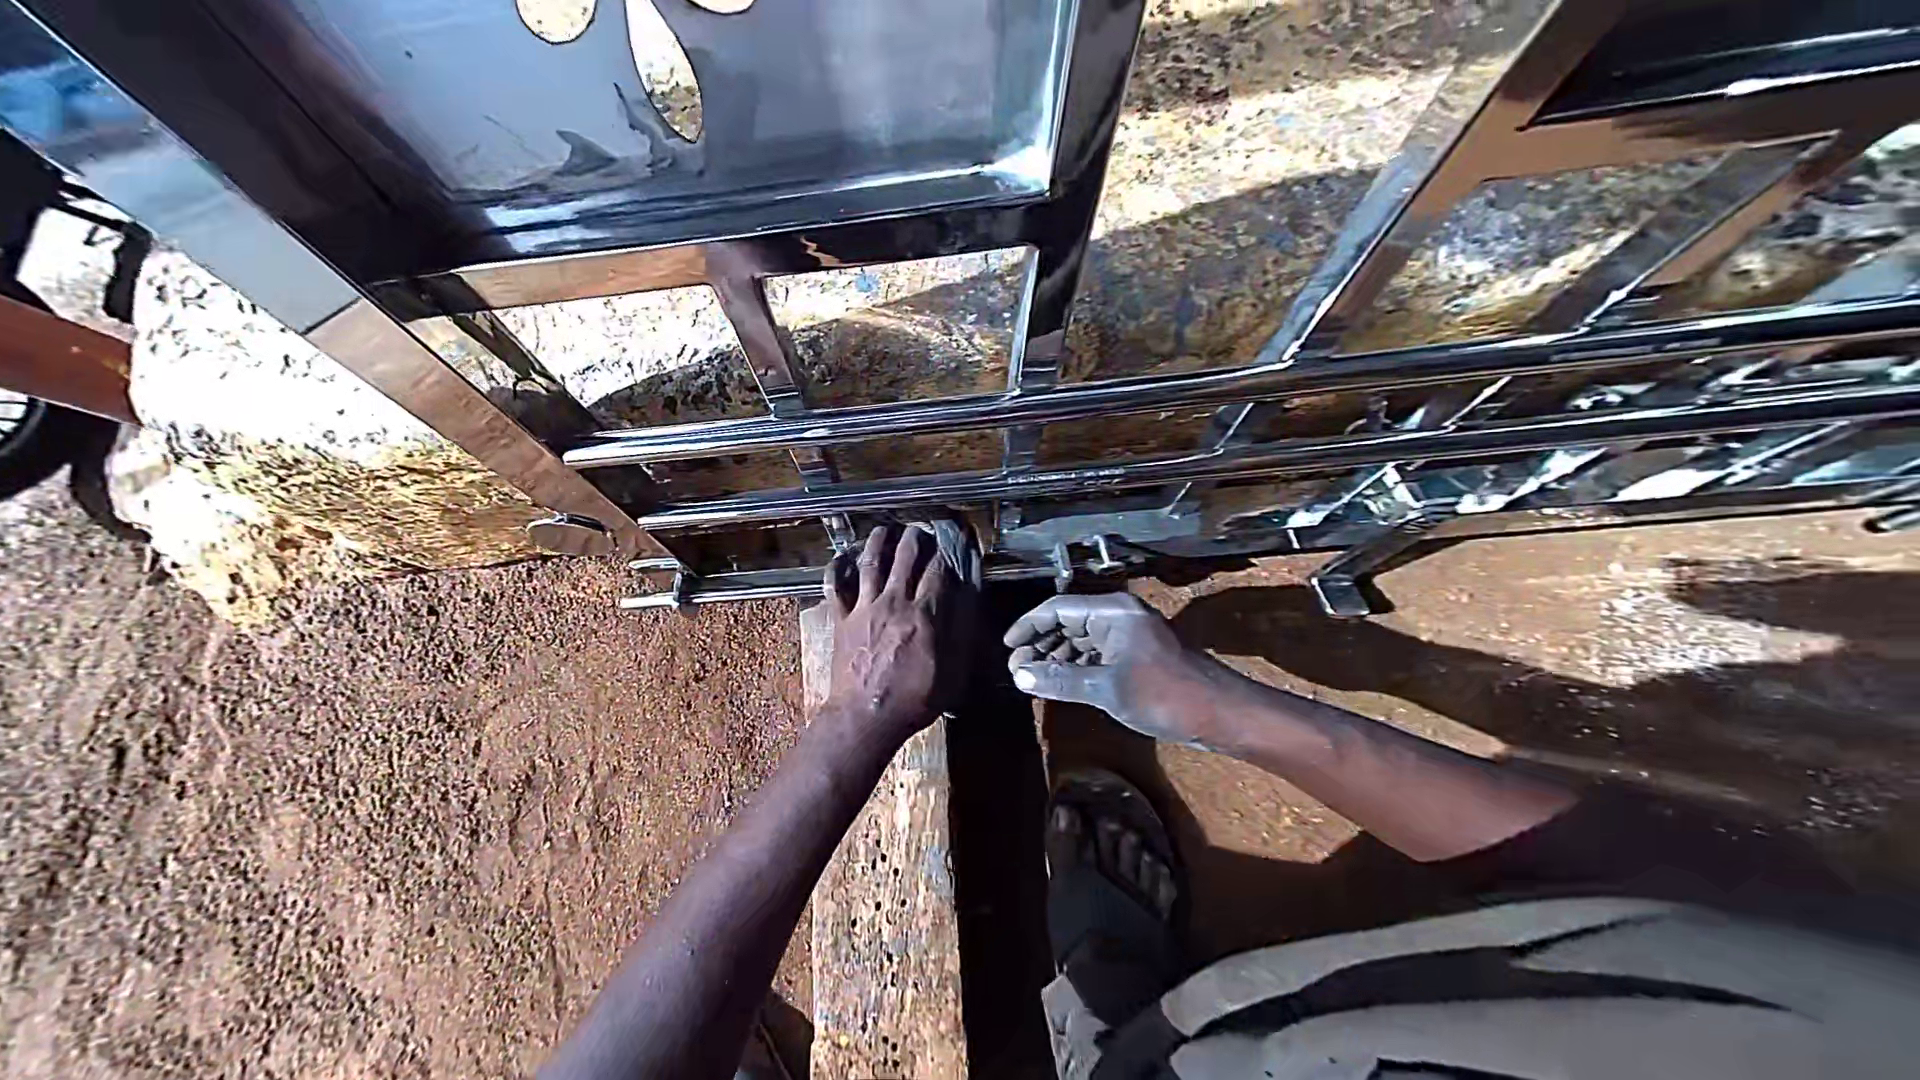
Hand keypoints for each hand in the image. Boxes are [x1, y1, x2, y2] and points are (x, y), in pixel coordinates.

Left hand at [820, 526, 969, 745]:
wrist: (866, 717)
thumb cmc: (914, 700)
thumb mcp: (952, 672)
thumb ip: (961, 633)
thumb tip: (968, 602)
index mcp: (924, 615)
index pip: (938, 571)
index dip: (947, 552)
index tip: (952, 540)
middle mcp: (894, 602)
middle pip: (905, 558)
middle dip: (915, 538)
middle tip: (919, 530)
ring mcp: (864, 608)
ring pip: (871, 563)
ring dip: (878, 541)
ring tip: (884, 529)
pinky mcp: (841, 619)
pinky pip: (835, 587)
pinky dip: (836, 569)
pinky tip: (841, 558)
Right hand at [1004, 593, 1245, 745]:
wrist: (1219, 713)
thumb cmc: (1164, 693)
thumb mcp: (1106, 687)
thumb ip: (1060, 679)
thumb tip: (1020, 677)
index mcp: (1112, 611)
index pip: (1058, 608)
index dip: (1029, 626)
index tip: (1008, 647)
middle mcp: (1118, 617)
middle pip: (1067, 622)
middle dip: (1040, 644)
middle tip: (1017, 670)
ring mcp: (1127, 637)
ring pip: (1080, 640)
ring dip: (1055, 658)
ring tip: (1032, 679)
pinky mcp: (1134, 657)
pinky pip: (1094, 655)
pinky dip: (1074, 667)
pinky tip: (1058, 683)